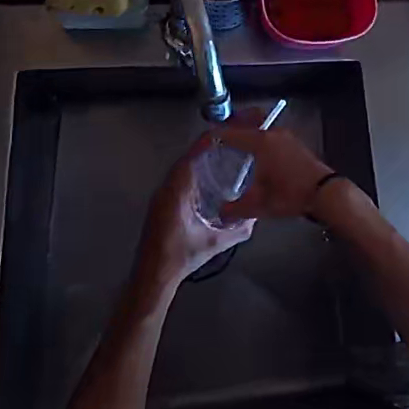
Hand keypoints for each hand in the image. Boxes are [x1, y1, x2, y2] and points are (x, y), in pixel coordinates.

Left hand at [135, 135, 254, 290]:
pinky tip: (207, 177)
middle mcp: (166, 189)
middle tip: (229, 140)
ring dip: (200, 159)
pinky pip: (178, 178)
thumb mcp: (214, 242)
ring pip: (181, 168)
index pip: (192, 157)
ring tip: (221, 154)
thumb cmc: (180, 257)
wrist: (152, 277)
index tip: (224, 131)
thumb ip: (238, 228)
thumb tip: (255, 217)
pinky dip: (194, 171)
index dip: (208, 141)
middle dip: (207, 147)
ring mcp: (161, 196)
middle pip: (187, 158)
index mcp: (177, 193)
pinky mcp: (161, 204)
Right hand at [213, 113, 336, 220]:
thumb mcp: (258, 204)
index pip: (231, 133)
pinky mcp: (295, 143)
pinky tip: (256, 154)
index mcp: (261, 142)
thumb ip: (235, 208)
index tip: (203, 142)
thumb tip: (220, 211)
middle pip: (248, 121)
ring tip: (235, 146)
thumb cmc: (289, 194)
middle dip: (233, 126)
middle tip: (218, 137)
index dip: (215, 136)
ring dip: (248, 131)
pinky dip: (260, 138)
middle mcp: (273, 133)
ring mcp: (286, 136)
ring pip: (261, 127)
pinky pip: (271, 134)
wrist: (324, 192)